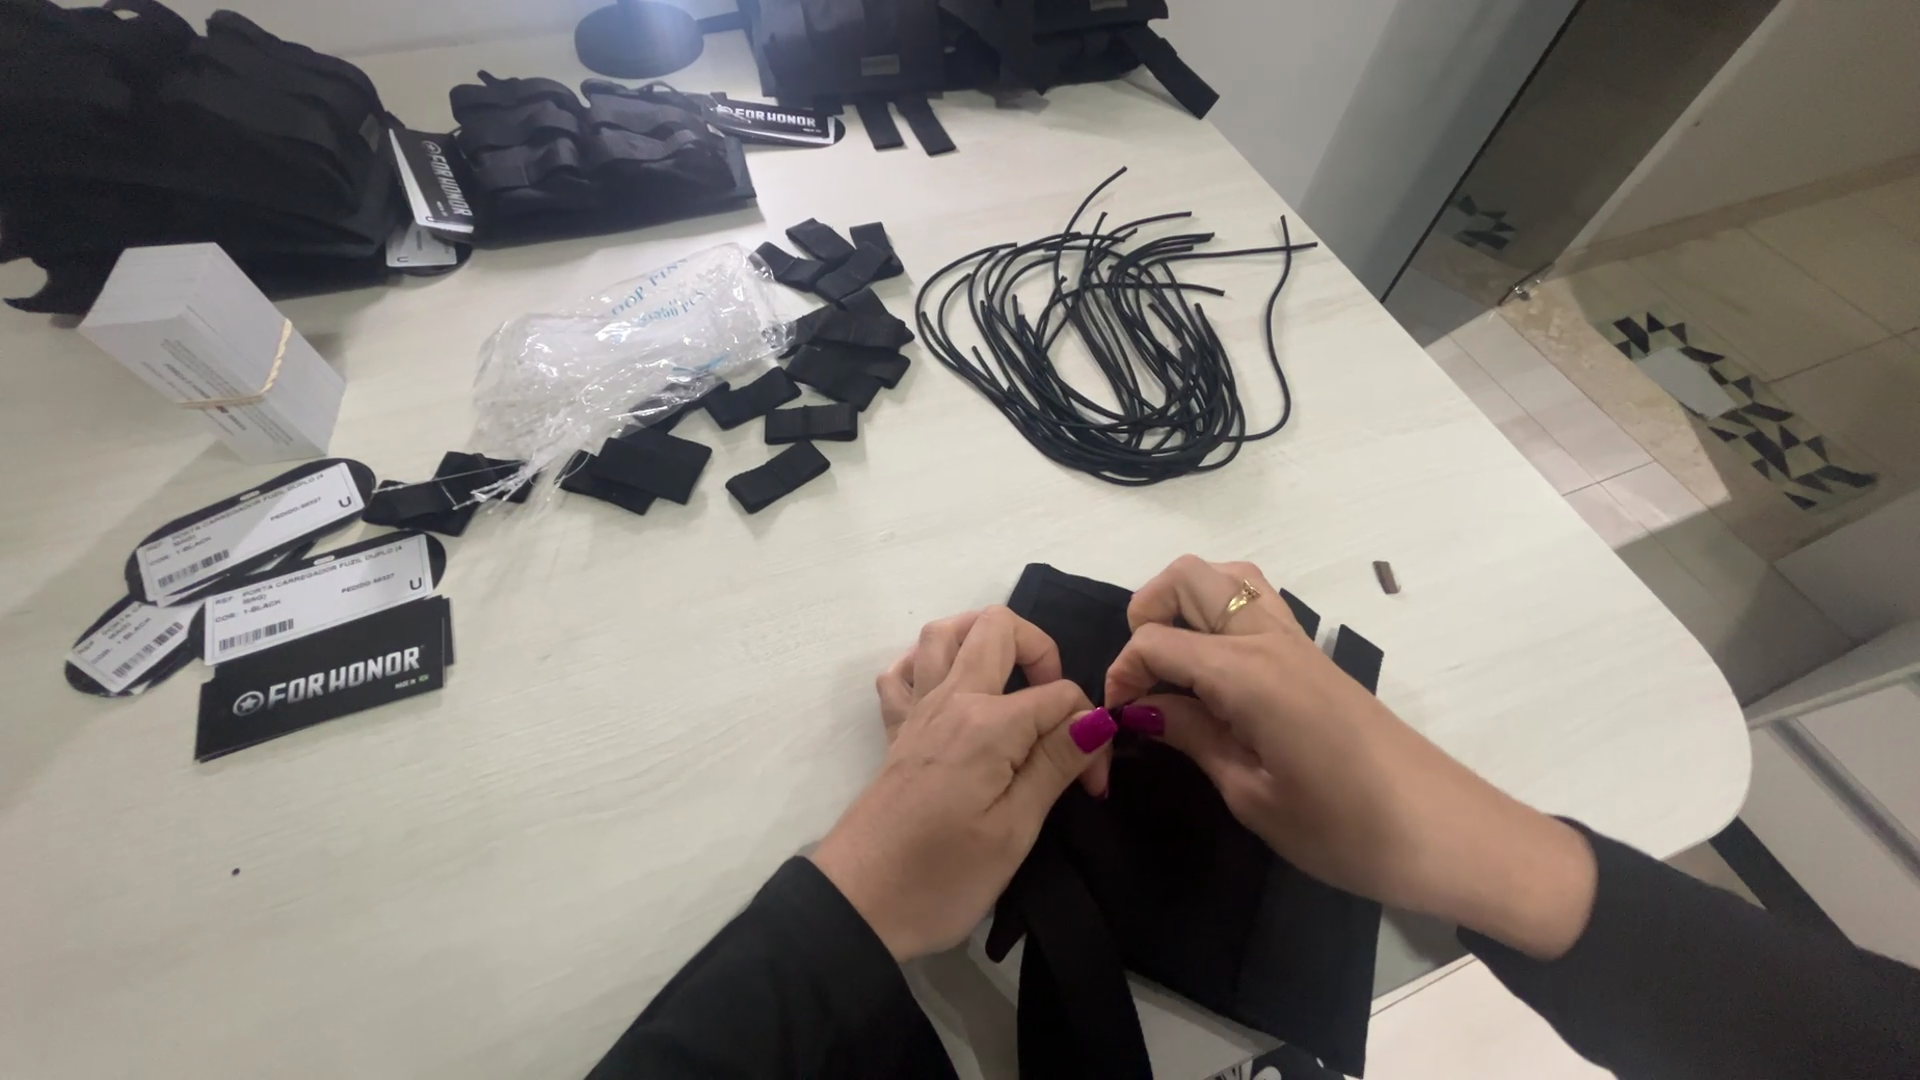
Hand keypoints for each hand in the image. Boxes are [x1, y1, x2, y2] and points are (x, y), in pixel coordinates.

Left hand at [812, 607, 1117, 960]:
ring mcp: (918, 710)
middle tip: (1054, 710)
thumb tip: (1097, 719)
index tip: (1093, 786)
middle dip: (1042, 651)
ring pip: (943, 632)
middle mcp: (951, 699)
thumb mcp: (1015, 830)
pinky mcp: (896, 730)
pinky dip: (927, 665)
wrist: (859, 904)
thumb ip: (1055, 764)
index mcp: (988, 724)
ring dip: (980, 637)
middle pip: (997, 626)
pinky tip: (950, 691)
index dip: (1091, 734)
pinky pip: (903, 672)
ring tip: (1010, 677)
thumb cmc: (942, 878)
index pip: (1060, 695)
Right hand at [1106, 556, 1597, 959]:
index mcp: (1247, 673)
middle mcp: (1268, 638)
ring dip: (1185, 601)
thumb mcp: (1252, 797)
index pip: (1154, 641)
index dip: (1120, 676)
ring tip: (1174, 661)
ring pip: (1226, 575)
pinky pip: (1255, 600)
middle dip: (1145, 613)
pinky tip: (1217, 669)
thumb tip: (1140, 709)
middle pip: (1186, 576)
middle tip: (1143, 676)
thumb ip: (1190, 736)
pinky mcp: (1313, 654)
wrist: (1454, 837)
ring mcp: (1296, 639)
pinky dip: (1218, 612)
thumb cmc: (1347, 832)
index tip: (1119, 724)